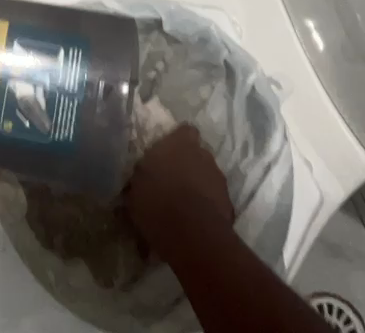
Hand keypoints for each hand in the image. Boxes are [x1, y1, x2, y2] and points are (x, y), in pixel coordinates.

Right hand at [125, 125, 234, 257]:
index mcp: (179, 143)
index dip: (177, 141)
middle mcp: (202, 154)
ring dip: (198, 185)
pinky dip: (207, 205)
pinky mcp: (228, 202)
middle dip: (187, 165)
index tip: (166, 154)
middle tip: (172, 181)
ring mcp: (218, 178)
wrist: (192, 234)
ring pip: (207, 176)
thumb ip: (141, 177)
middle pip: (197, 154)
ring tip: (183, 204)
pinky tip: (193, 220)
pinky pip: (214, 198)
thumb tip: (139, 178)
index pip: (184, 131)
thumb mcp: (135, 189)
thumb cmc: (157, 202)